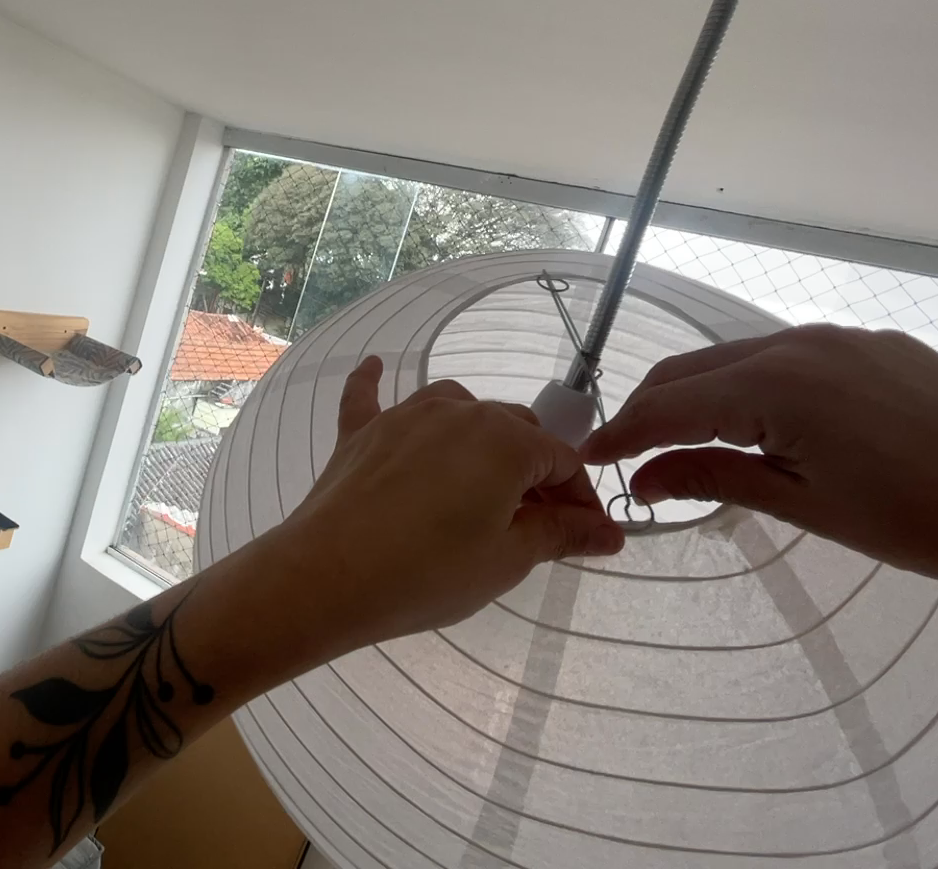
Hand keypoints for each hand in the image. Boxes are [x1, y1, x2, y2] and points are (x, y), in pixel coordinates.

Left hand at [265, 356, 624, 652]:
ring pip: (454, 406)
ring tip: (484, 477)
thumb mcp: (506, 558)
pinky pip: (367, 395)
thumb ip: (559, 533)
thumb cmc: (429, 571)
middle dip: (534, 470)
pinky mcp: (358, 432)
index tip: (585, 535)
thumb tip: (608, 530)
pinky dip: (374, 381)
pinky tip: (376, 365)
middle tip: (538, 521)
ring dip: (477, 434)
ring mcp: (401, 417)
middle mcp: (454, 411)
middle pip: (512, 429)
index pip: (561, 460)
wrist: (330, 573)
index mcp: (503, 439)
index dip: (579, 499)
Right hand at [582, 324, 937, 628]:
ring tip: (686, 442)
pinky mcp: (873, 345)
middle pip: (686, 371)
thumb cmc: (929, 523)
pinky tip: (756, 423)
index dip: (619, 433)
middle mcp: (797, 344)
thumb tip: (640, 483)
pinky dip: (746, 387)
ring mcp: (839, 338)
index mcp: (775, 384)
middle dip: (648, 411)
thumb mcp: (803, 505)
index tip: (587, 457)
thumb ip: (709, 480)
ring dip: (695, 397)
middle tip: (628, 454)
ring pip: (730, 360)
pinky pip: (781, 357)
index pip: (666, 405)